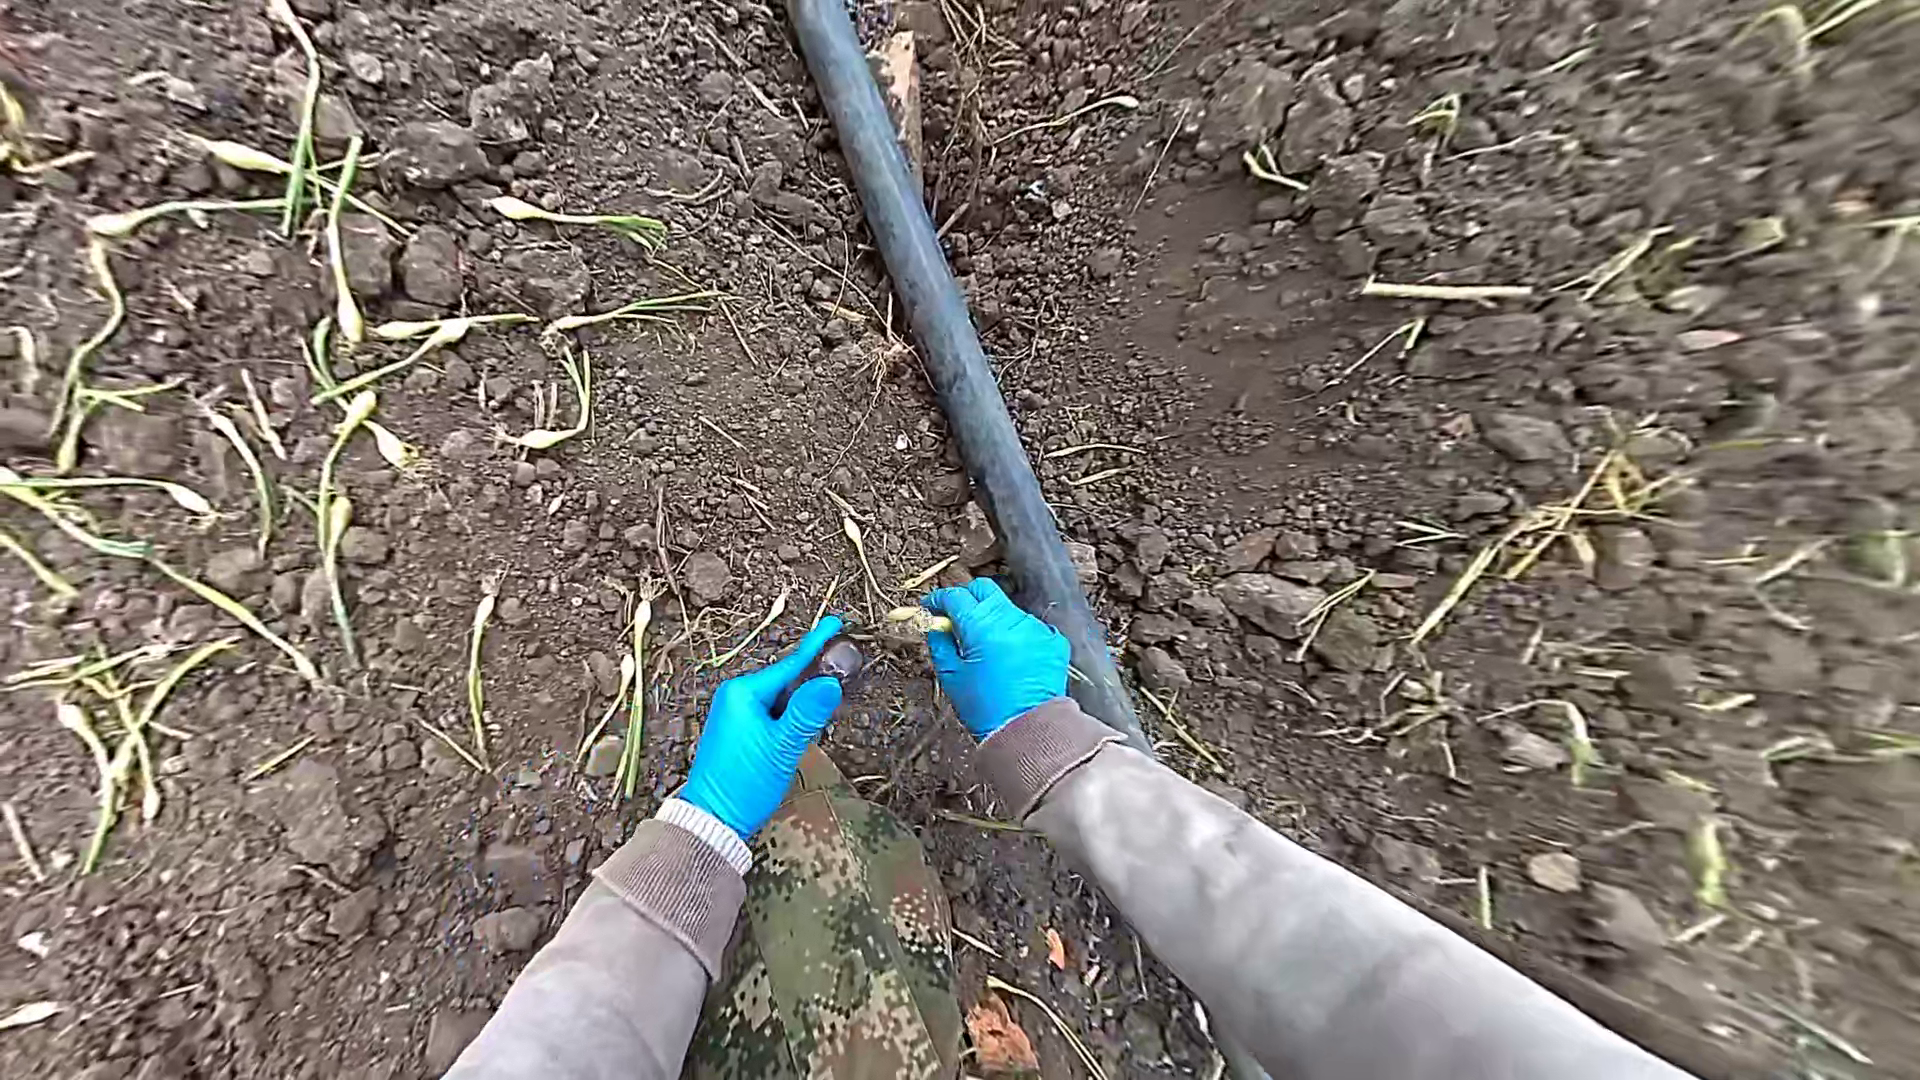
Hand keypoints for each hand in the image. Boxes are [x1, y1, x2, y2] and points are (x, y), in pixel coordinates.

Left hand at [681, 616, 844, 838]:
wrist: (713, 822)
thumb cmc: (741, 784)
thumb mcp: (780, 746)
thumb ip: (806, 713)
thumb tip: (829, 683)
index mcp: (744, 693)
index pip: (790, 664)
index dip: (817, 645)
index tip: (835, 623)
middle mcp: (739, 697)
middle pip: (789, 680)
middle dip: (816, 681)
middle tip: (845, 675)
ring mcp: (740, 714)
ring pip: (785, 698)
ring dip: (806, 703)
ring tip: (832, 705)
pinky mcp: (744, 730)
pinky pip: (777, 713)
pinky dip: (795, 717)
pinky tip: (809, 726)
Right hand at [922, 578, 1068, 739]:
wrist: (1028, 732)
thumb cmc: (985, 708)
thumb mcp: (951, 676)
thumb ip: (940, 643)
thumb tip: (936, 624)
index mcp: (982, 627)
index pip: (956, 596)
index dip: (940, 599)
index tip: (931, 607)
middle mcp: (1011, 619)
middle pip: (984, 590)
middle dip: (967, 598)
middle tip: (956, 616)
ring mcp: (1035, 627)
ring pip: (1006, 608)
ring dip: (992, 618)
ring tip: (986, 645)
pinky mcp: (1053, 639)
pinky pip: (1028, 626)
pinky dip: (1015, 633)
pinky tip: (1010, 656)